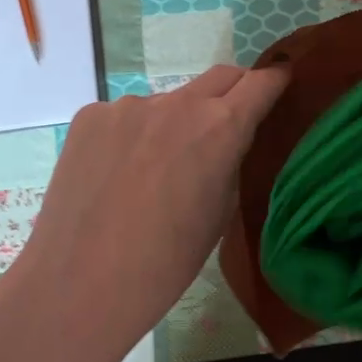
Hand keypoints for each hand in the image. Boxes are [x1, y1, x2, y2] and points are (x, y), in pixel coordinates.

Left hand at [0, 64, 288, 342]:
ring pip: (168, 102)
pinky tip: (117, 176)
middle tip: (228, 125)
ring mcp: (128, 105)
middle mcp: (177, 103)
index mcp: (220, 128)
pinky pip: (125, 117)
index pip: (260, 82)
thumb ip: (230, 162)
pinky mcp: (90, 116)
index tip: (282, 81)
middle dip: (233, 92)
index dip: (276, 80)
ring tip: (155, 172)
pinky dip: (132, 136)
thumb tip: (227, 142)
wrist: (79, 284)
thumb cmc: (165, 263)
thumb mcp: (220, 213)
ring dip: (174, 122)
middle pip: (219, 77)